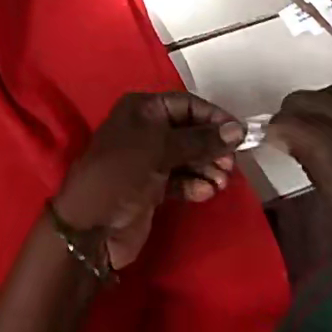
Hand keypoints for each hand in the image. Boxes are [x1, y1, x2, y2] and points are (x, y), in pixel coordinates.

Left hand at [53, 92, 244, 268]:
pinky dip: (196, 184)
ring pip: (188, 156)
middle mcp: (146, 129)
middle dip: (212, 145)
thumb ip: (200, 140)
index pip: (185, 104)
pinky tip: (206, 192)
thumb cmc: (122, 174)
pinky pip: (182, 179)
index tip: (239, 134)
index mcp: (142, 109)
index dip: (213, 117)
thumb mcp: (160, 150)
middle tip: (230, 165)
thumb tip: (237, 129)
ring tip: (221, 182)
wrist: (91, 227)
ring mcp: (149, 160)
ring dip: (207, 167)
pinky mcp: (153, 187)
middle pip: (189, 130)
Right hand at [267, 86, 331, 282]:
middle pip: (329, 102)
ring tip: (297, 124)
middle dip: (296, 107)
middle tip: (279, 127)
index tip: (266, 134)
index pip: (316, 130)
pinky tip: (317, 130)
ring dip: (312, 104)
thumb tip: (281, 136)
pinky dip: (326, 110)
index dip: (284, 125)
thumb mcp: (330, 216)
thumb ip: (310, 168)